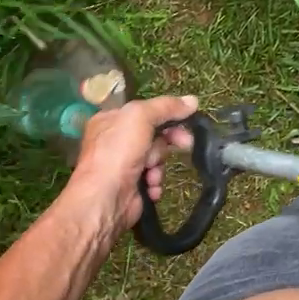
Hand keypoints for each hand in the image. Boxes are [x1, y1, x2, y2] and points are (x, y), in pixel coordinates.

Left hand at [65, 95, 198, 234]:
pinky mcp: (132, 187)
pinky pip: (153, 179)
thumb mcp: (140, 116)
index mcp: (111, 120)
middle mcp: (115, 141)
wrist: (105, 198)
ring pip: (156, 158)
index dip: (167, 114)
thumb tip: (193, 101)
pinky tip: (149, 187)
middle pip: (153, 135)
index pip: (144, 111)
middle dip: (167, 142)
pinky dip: (155, 183)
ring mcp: (123, 165)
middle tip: (186, 143)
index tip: (189, 119)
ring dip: (158, 165)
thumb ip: (165, 106)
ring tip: (150, 173)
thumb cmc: (118, 151)